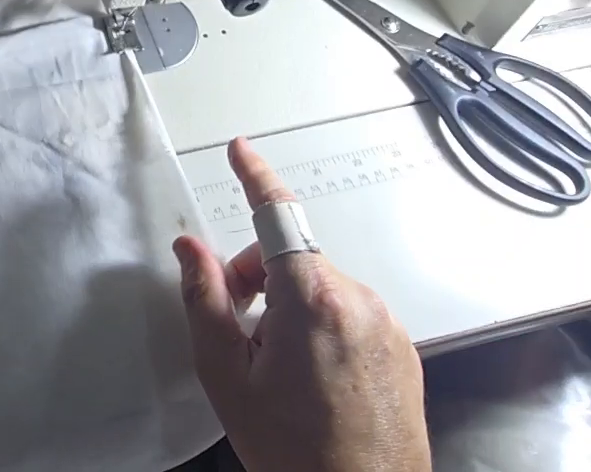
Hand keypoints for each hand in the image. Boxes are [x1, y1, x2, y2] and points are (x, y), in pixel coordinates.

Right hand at [173, 138, 428, 471]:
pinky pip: (347, 310)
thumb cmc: (295, 453)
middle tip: (238, 328)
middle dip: (255, 276)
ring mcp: (386, 323)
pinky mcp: (401, 345)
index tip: (240, 149)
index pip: (277, 216)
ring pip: (318, 284)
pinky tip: (311, 374)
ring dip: (288, 304)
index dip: (254, 176)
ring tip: (277, 364)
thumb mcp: (226, 375)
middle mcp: (358, 299)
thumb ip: (204, 298)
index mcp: (313, 300)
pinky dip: (320, 322)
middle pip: (291, 257)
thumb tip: (189, 247)